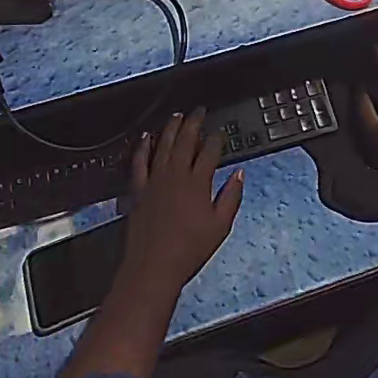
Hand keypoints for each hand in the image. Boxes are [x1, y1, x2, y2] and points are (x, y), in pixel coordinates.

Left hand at [118, 109, 244, 300]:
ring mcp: (154, 180)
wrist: (154, 264)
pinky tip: (145, 137)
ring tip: (176, 116)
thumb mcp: (220, 226)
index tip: (220, 133)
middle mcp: (175, 176)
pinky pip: (139, 161)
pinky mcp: (138, 189)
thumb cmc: (188, 249)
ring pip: (162, 145)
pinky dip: (142, 146)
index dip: (217, 139)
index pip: (210, 152)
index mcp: (197, 183)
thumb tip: (238, 176)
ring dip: (170, 128)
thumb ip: (231, 197)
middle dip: (193, 123)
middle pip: (185, 140)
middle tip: (198, 112)